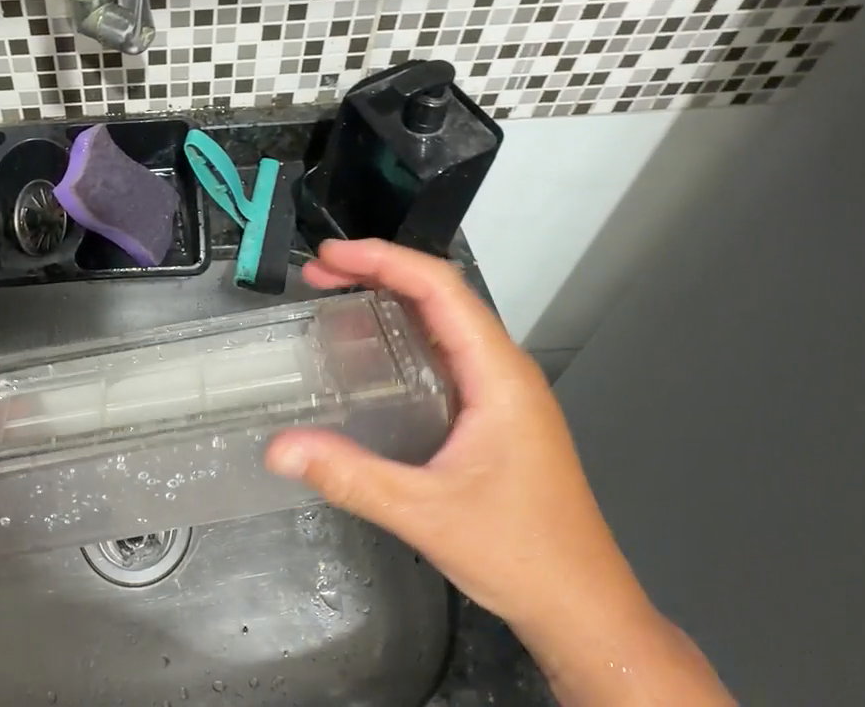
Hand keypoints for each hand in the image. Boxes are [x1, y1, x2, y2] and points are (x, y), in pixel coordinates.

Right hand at [265, 239, 730, 704]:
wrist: (583, 607)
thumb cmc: (522, 554)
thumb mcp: (425, 513)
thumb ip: (350, 477)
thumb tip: (280, 449)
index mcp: (499, 375)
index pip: (441, 289)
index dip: (384, 260)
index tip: (332, 256)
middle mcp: (505, 371)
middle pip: (441, 294)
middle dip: (379, 271)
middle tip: (320, 274)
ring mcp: (503, 391)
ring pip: (445, 320)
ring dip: (393, 298)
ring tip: (337, 295)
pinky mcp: (495, 413)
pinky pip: (447, 351)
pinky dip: (405, 333)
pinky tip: (372, 350)